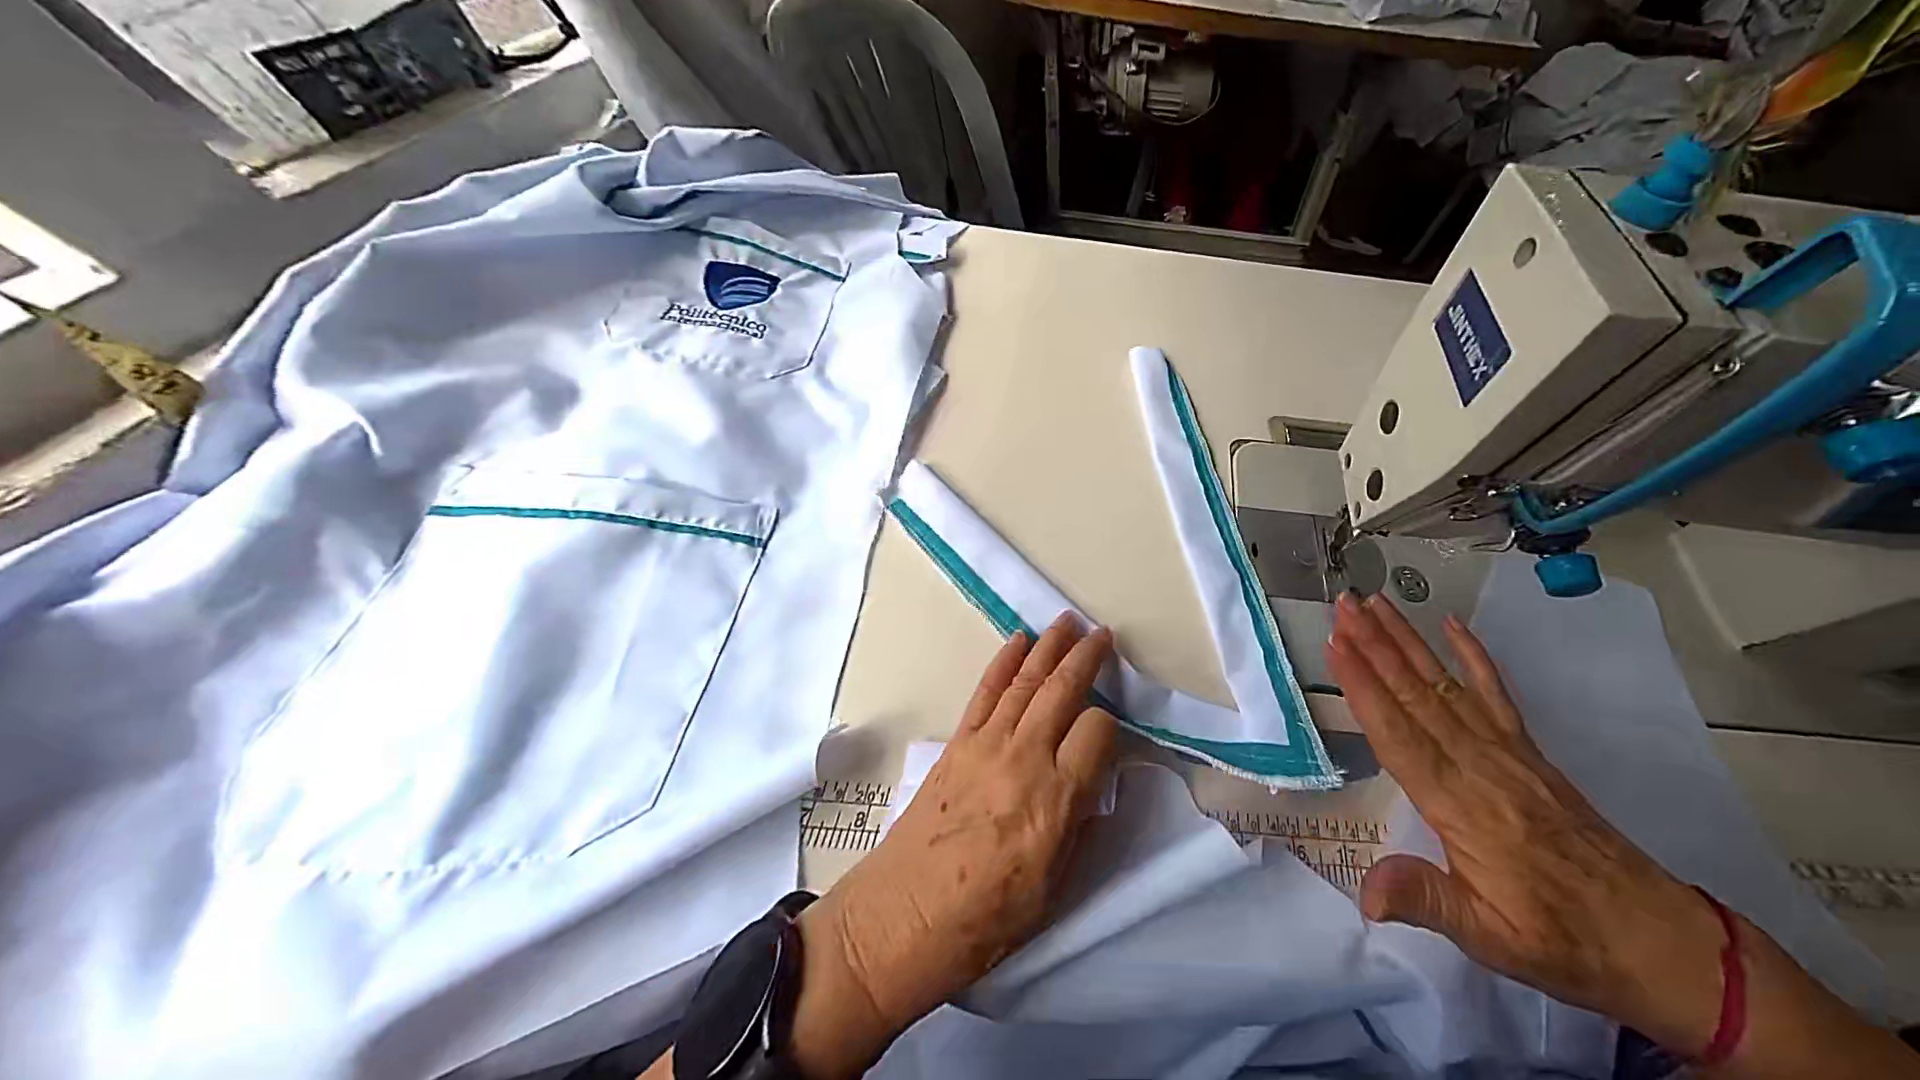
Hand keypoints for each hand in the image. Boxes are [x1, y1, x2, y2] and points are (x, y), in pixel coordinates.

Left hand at [789, 613, 1119, 1078]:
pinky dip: (1003, 662)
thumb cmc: (984, 919)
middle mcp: (1023, 759)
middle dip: (1087, 658)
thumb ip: (1079, 830)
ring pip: (1025, 682)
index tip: (1114, 730)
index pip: (1098, 733)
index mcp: (1056, 799)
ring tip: (1067, 622)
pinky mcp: (956, 744)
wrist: (903, 915)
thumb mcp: (1053, 891)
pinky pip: (986, 692)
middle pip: (1062, 692)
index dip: (1113, 724)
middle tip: (1103, 634)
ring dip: (1049, 647)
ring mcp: (985, 746)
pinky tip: (1018, 642)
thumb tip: (1092, 788)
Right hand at [1324, 592, 1725, 1055]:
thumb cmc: (1561, 940)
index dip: (1364, 687)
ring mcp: (1510, 754)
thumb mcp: (1491, 938)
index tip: (1337, 645)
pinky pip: (1498, 696)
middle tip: (1343, 604)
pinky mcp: (1530, 753)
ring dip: (1407, 642)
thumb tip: (1364, 893)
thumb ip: (1426, 901)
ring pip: (1447, 686)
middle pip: (1418, 696)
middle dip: (1375, 646)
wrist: (1662, 944)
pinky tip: (1452, 627)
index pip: (1401, 735)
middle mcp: (1483, 768)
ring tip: (1375, 604)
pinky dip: (1474, 657)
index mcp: (1463, 807)